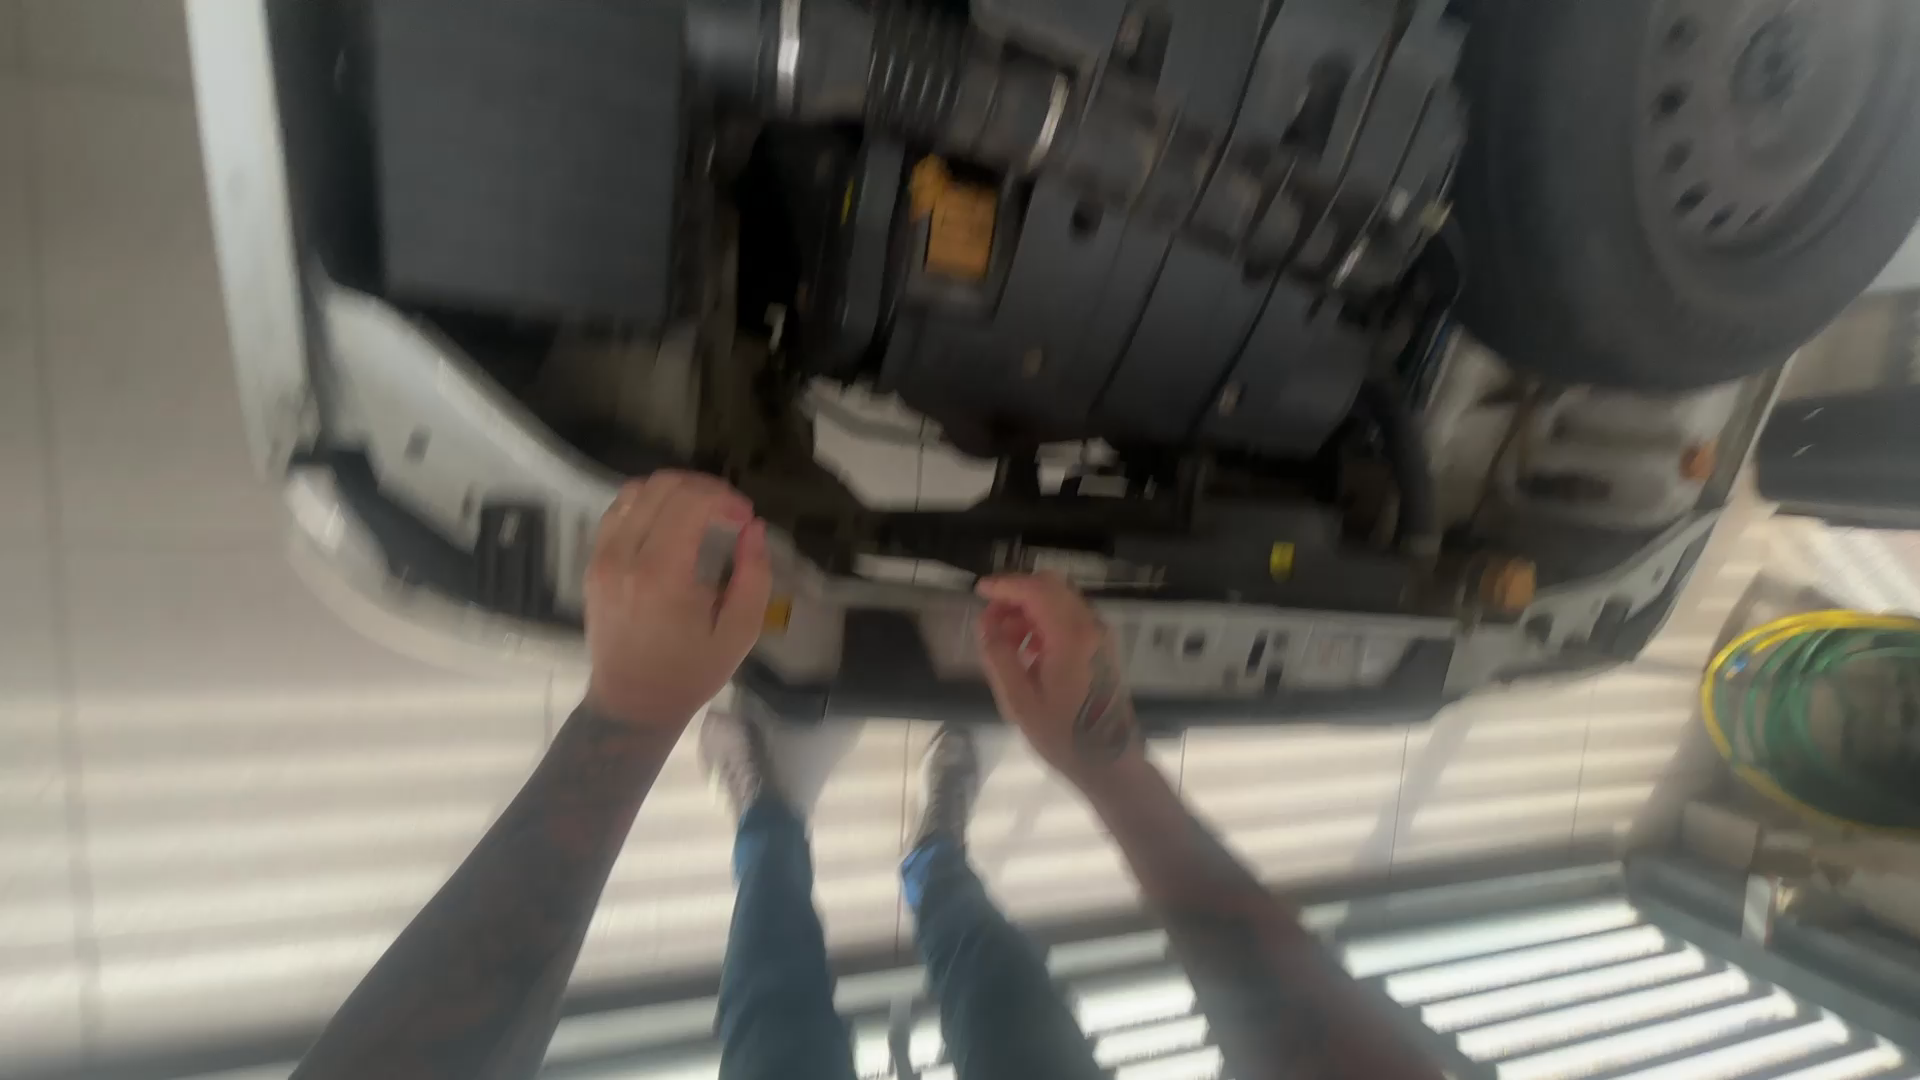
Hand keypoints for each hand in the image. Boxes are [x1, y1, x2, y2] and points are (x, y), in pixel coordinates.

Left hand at [584, 471, 772, 731]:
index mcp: (662, 574)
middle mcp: (625, 556)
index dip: (726, 498)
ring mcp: (602, 557)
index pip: (691, 502)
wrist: (633, 703)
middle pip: (662, 486)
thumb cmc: (691, 671)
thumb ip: (754, 575)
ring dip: (676, 491)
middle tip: (730, 512)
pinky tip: (673, 523)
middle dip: (705, 488)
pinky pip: (619, 510)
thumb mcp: (740, 632)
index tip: (746, 518)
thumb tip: (753, 529)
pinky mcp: (594, 562)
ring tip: (703, 512)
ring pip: (636, 490)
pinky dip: (650, 503)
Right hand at [975, 573, 1142, 780]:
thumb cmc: (1063, 736)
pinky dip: (1045, 621)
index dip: (1005, 585)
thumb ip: (998, 656)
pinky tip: (1028, 649)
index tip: (979, 590)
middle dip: (1016, 594)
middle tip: (990, 617)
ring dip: (1029, 608)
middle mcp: (1091, 626)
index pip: (1036, 590)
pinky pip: (1070, 618)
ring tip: (1004, 638)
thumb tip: (985, 624)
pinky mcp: (1102, 647)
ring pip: (1061, 600)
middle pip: (1051, 586)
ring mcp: (1100, 635)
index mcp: (1071, 636)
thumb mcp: (1019, 701)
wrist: (1110, 763)